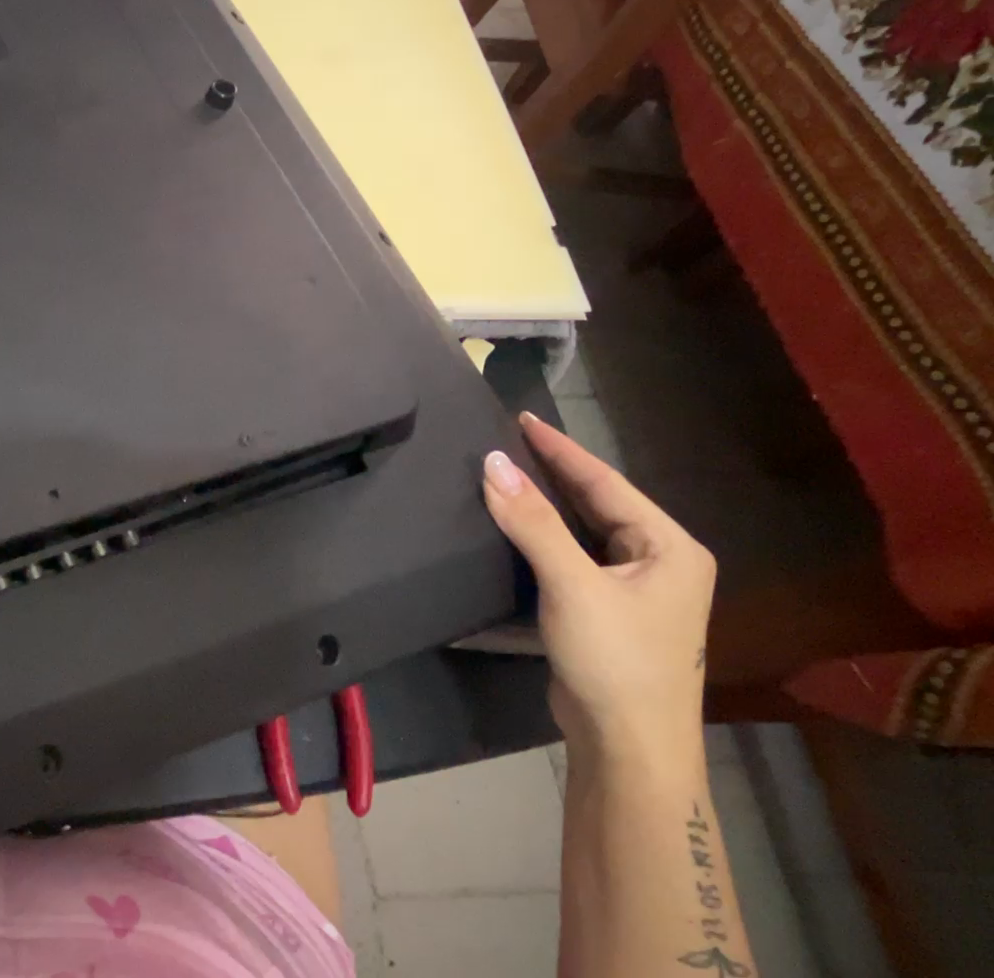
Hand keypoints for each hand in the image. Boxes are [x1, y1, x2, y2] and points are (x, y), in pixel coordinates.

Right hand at [481, 412, 715, 756]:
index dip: (562, 450)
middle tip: (509, 443)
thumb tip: (493, 464)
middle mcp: (658, 563)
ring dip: (544, 509)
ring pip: (583, 535)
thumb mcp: (572, 585)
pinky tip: (514, 534)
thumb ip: (532, 523)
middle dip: (554, 474)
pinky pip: (572, 563)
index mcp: (669, 547)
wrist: (627, 746)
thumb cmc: (614, 659)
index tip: (521, 418)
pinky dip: (542, 543)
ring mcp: (634, 592)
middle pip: (598, 506)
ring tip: (505, 479)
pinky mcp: (606, 616)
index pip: (607, 483)